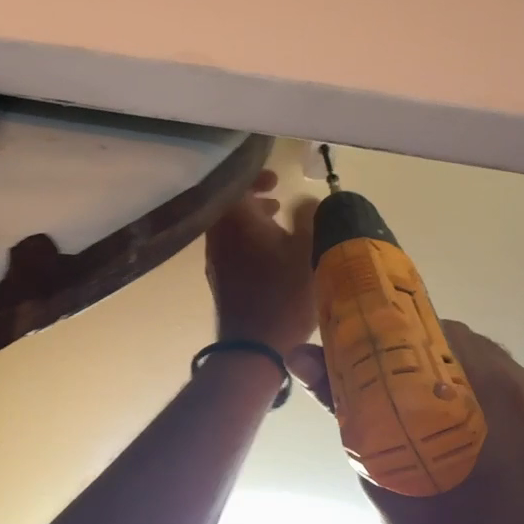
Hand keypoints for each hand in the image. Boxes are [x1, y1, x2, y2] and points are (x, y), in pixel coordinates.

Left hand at [204, 169, 318, 349]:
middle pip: (230, 205)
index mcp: (236, 219)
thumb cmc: (284, 293)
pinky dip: (248, 241)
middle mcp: (218, 234)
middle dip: (254, 198)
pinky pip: (231, 247)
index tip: (276, 180)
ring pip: (230, 228)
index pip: (237, 184)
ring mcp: (214, 258)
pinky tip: (271, 257)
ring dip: (252, 222)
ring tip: (279, 227)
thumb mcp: (307, 251)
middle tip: (277, 199)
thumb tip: (308, 199)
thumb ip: (309, 218)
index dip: (255, 177)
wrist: (253, 346)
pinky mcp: (218, 279)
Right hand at [290, 321, 523, 523]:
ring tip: (430, 427)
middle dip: (422, 361)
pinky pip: (522, 401)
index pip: (429, 327)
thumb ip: (348, 408)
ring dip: (457, 383)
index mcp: (482, 389)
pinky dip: (491, 409)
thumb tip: (300, 353)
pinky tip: (474, 453)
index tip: (365, 357)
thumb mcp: (390, 480)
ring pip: (494, 370)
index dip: (391, 335)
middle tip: (390, 396)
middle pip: (463, 345)